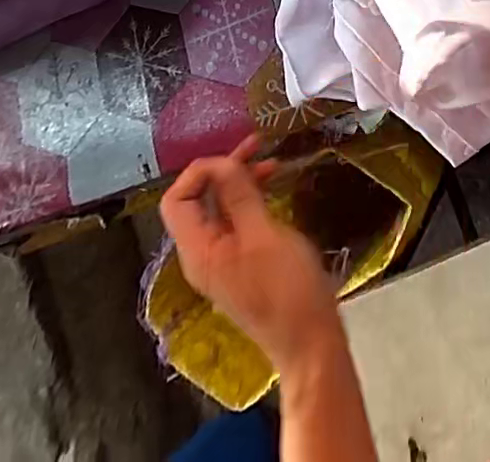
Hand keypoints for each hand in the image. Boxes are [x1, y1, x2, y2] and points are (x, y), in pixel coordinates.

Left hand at [159, 136, 343, 367]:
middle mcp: (203, 252)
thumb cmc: (288, 290)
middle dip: (224, 168)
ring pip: (221, 207)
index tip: (234, 159)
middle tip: (255, 145)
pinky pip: (238, 220)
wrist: (312, 343)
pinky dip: (251, 198)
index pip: (177, 199)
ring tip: (269, 158)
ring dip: (241, 180)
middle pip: (199, 199)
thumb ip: (239, 195)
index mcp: (198, 250)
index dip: (199, 172)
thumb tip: (221, 163)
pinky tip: (273, 185)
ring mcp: (223, 258)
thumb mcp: (264, 235)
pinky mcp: (243, 260)